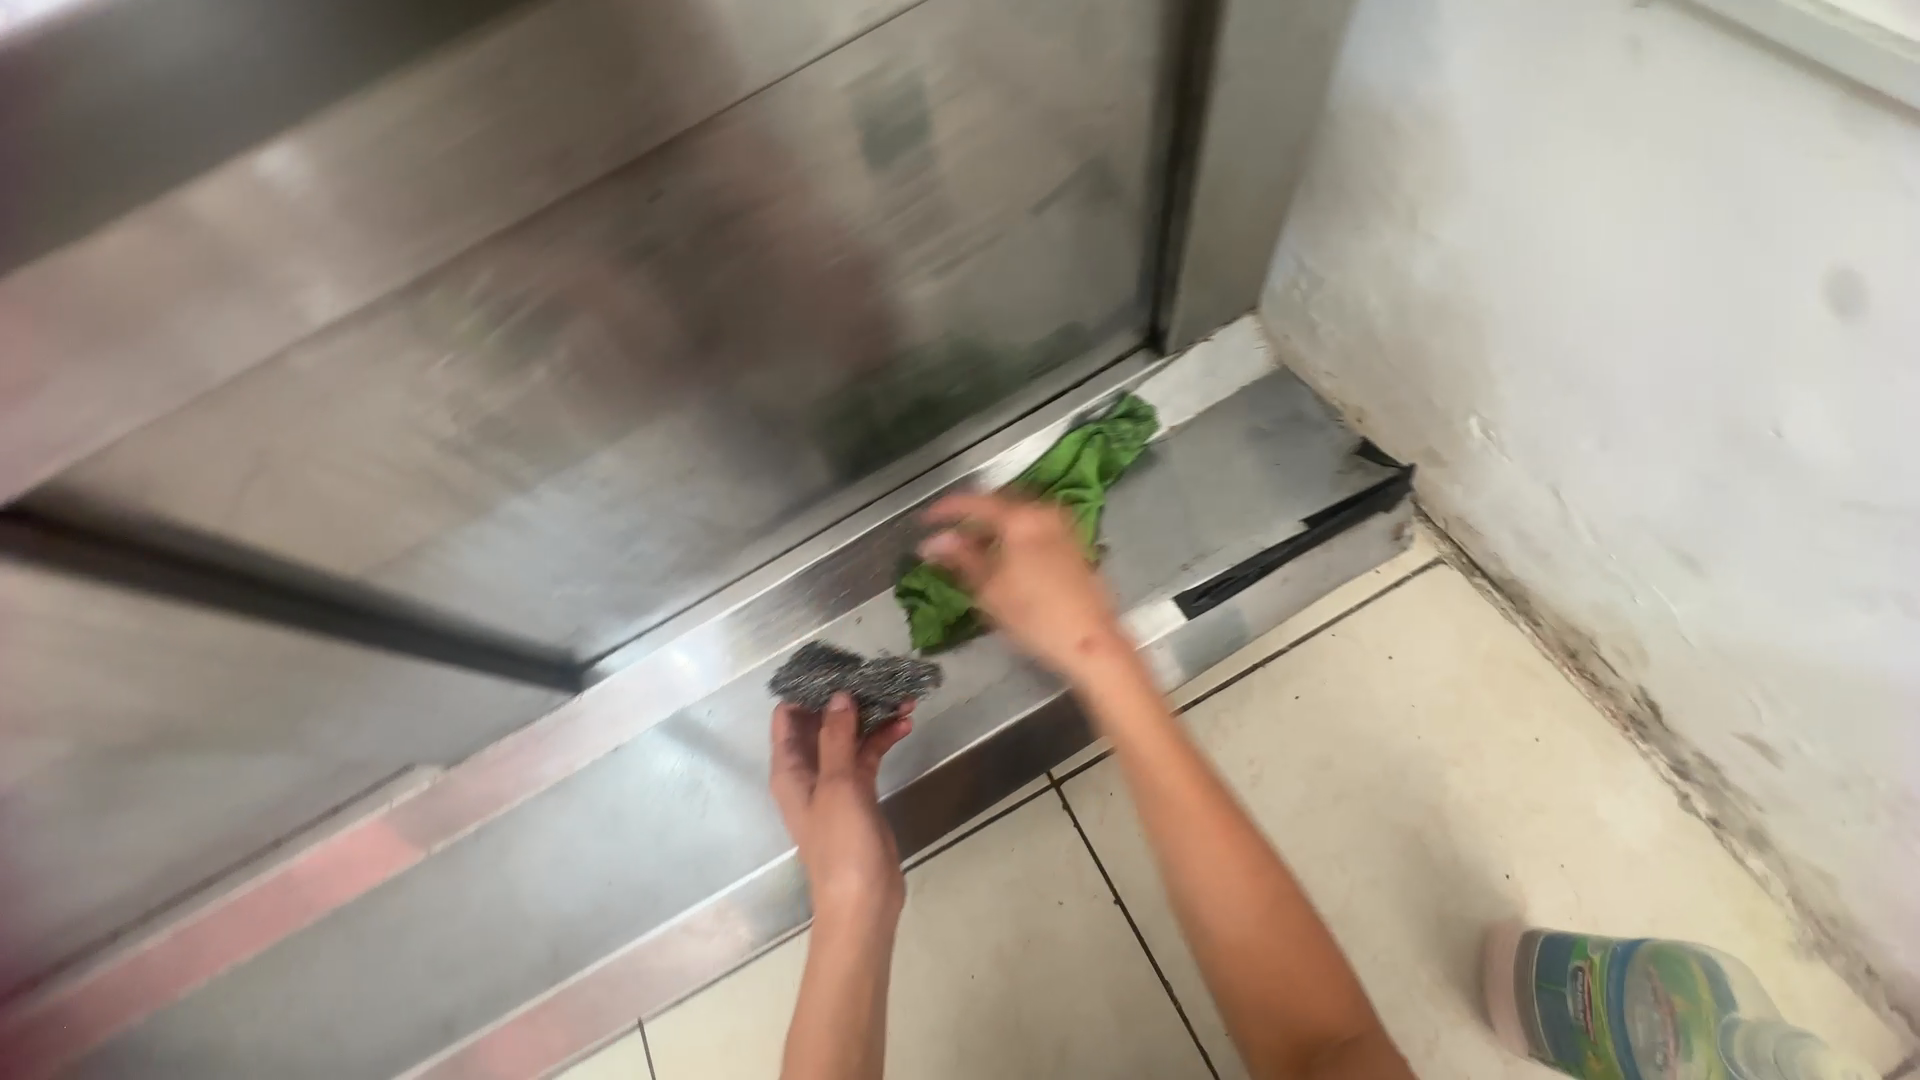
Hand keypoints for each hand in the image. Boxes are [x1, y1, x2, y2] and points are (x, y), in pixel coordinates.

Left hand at [770, 693, 914, 929]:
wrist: (863, 900)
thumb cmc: (840, 843)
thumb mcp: (837, 785)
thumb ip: (836, 738)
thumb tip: (838, 695)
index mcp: (789, 769)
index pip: (788, 717)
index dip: (807, 690)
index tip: (837, 667)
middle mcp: (807, 771)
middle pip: (822, 722)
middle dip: (847, 699)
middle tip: (877, 676)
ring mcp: (834, 782)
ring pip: (849, 737)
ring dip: (872, 717)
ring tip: (903, 699)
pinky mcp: (859, 792)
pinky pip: (868, 755)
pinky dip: (883, 739)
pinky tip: (906, 725)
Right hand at [917, 492, 1132, 685]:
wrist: (1091, 642)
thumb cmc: (1035, 618)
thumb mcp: (988, 590)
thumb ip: (960, 559)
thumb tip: (933, 542)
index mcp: (1020, 519)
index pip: (974, 502)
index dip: (946, 510)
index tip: (925, 520)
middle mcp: (1044, 514)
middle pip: (999, 504)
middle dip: (972, 517)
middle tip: (949, 536)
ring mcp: (1063, 527)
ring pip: (1019, 515)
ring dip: (994, 526)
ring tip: (973, 549)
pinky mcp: (1075, 544)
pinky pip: (1036, 526)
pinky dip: (1015, 534)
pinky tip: (1005, 557)